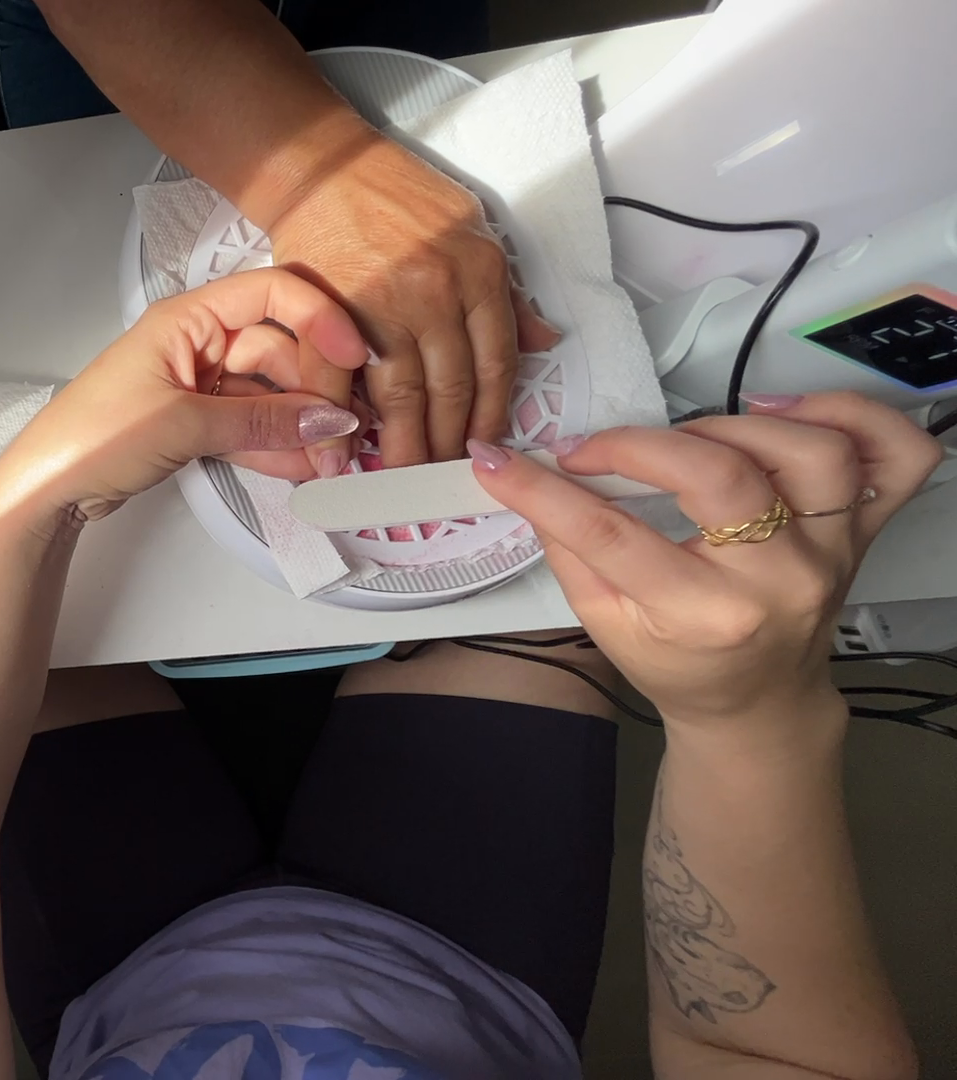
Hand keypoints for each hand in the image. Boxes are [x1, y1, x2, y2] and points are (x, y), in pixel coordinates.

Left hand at [0, 268, 366, 527]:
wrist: (49, 488)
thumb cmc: (91, 437)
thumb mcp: (182, 424)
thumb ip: (260, 422)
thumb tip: (325, 420)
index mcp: (186, 319)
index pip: (270, 296)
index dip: (319, 319)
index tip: (354, 358)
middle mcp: (194, 344)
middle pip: (276, 350)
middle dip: (313, 390)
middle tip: (345, 431)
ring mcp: (194, 386)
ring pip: (264, 395)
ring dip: (297, 425)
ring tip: (332, 458)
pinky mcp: (191, 423)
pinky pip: (245, 427)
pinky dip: (270, 446)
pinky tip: (301, 467)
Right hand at [263, 124, 559, 466]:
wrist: (326, 173)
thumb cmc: (395, 198)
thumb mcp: (472, 231)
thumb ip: (504, 292)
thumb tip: (542, 341)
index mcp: (480, 274)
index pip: (496, 364)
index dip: (489, 416)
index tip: (484, 450)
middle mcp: (439, 295)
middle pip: (451, 389)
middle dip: (446, 443)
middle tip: (439, 479)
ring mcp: (383, 308)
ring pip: (402, 395)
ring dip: (401, 445)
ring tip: (400, 478)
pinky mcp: (331, 316)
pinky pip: (337, 383)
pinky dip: (335, 424)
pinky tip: (339, 457)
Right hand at [471, 393, 943, 737]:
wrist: (756, 695)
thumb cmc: (674, 663)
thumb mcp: (600, 620)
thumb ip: (570, 549)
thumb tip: (530, 483)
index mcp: (703, 613)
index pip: (607, 534)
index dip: (541, 490)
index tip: (496, 462)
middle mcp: (780, 578)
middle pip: (718, 477)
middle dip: (634, 447)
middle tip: (586, 451)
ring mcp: (834, 549)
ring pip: (810, 452)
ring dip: (728, 426)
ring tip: (678, 438)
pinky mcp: (863, 528)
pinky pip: (896, 455)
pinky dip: (847, 417)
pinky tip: (779, 414)